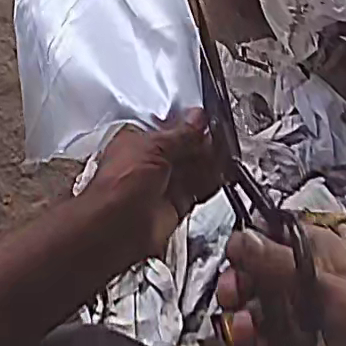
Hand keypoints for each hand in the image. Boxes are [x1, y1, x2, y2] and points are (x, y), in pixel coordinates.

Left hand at [84, 111, 221, 261]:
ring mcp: (162, 184)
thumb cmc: (118, 184)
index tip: (207, 121)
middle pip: (182, 149)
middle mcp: (149, 162)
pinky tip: (224, 174)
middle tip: (221, 137)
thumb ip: (180, 135)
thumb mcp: (153, 147)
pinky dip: (212, 182)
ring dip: (210, 161)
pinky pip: (198, 190)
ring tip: (227, 153)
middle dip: (201, 143)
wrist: (118, 226)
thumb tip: (196, 119)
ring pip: (192, 168)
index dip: (187, 125)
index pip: (167, 128)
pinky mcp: (174, 205)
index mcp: (136, 141)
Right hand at [217, 225, 345, 345]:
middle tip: (234, 295)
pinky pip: (259, 338)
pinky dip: (252, 344)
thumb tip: (242, 238)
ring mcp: (299, 314)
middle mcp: (305, 278)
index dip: (250, 240)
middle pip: (254, 267)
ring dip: (243, 315)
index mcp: (320, 253)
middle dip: (240, 281)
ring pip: (252, 303)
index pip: (273, 231)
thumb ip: (283, 265)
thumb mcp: (334, 295)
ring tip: (246, 329)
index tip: (235, 256)